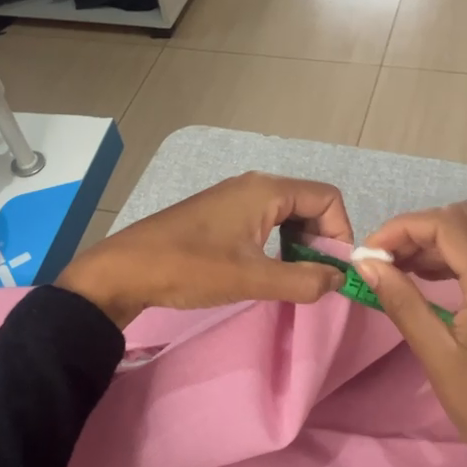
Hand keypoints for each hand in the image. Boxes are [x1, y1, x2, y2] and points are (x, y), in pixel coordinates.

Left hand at [56, 172, 351, 328]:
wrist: (125, 270)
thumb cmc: (191, 269)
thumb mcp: (253, 279)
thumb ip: (303, 280)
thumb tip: (338, 280)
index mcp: (266, 190)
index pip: (327, 199)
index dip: (340, 233)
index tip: (334, 271)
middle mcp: (254, 186)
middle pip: (309, 205)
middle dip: (320, 241)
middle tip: (314, 279)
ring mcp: (234, 199)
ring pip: (286, 216)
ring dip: (298, 245)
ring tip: (291, 279)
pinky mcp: (219, 215)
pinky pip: (264, 222)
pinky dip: (276, 244)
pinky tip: (265, 272)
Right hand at [353, 203, 466, 466]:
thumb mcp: (436, 355)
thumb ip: (402, 302)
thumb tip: (367, 263)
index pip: (446, 225)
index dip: (402, 228)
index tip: (369, 254)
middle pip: (463, 218)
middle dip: (418, 229)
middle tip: (384, 261)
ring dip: (434, 240)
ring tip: (398, 271)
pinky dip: (453, 256)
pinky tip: (426, 281)